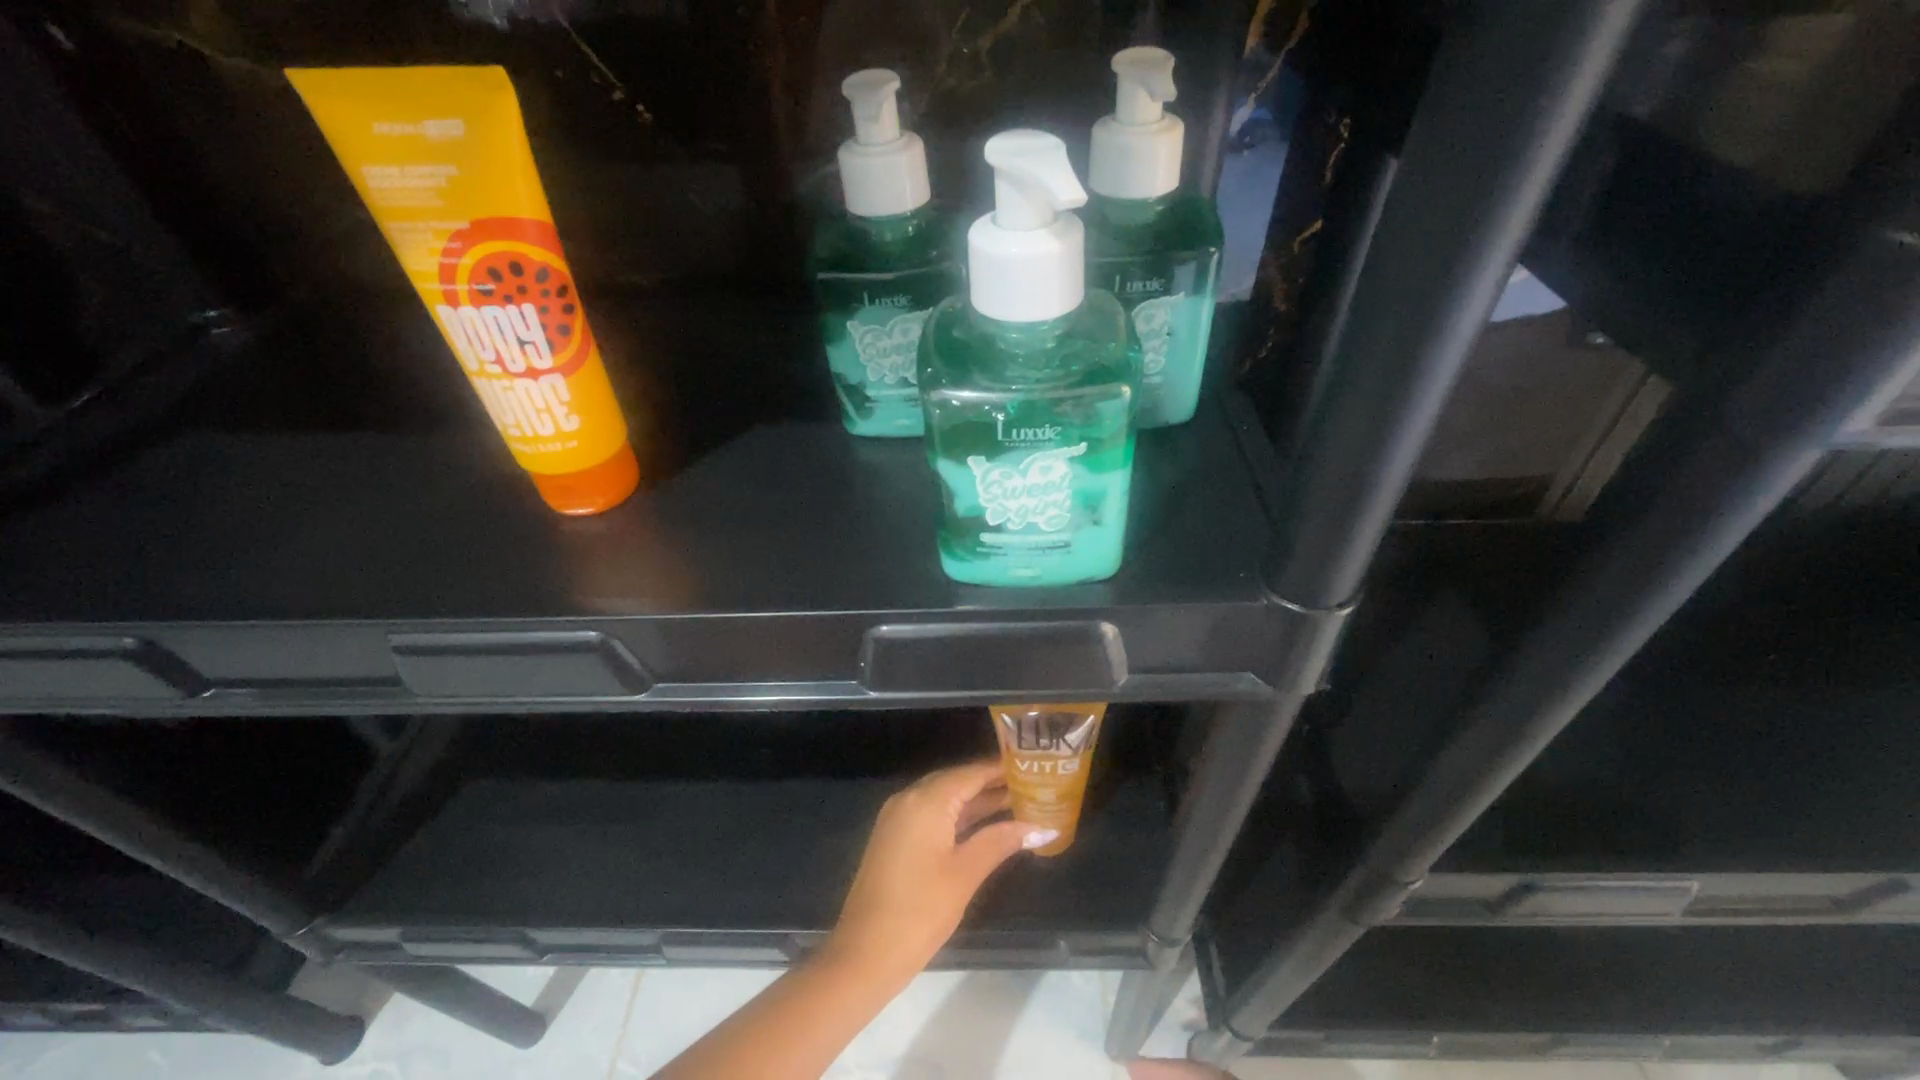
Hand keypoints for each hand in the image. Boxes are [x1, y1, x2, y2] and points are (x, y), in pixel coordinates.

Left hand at [825, 761, 1057, 982]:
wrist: (865, 953)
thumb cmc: (920, 911)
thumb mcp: (965, 873)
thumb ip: (1001, 841)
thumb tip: (1042, 827)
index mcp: (925, 801)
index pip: (970, 773)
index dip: (1002, 769)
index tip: (1034, 766)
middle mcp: (908, 800)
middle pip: (957, 782)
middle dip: (993, 784)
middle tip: (1033, 784)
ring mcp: (898, 820)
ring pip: (945, 799)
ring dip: (978, 802)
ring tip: (1020, 803)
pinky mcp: (895, 840)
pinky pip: (932, 816)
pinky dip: (959, 817)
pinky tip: (987, 826)